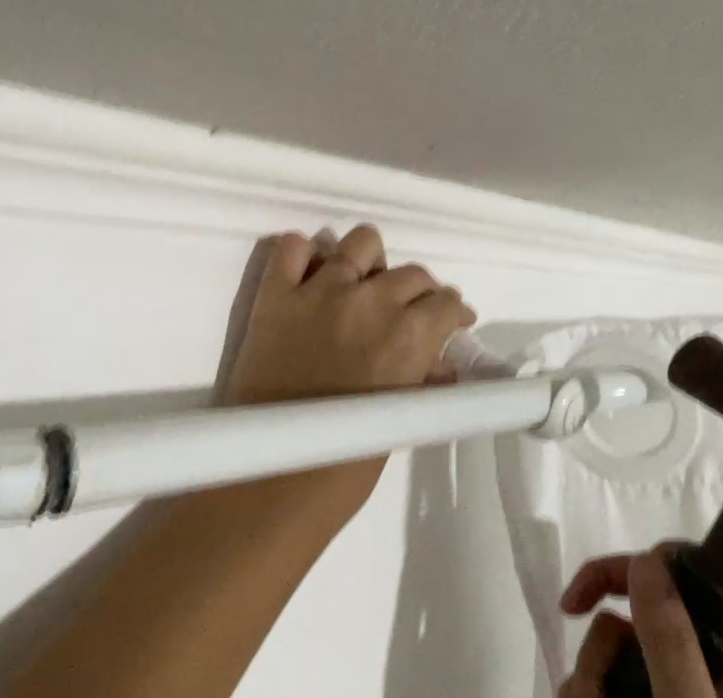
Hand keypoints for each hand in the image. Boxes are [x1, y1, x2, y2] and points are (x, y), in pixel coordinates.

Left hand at [224, 225, 476, 513]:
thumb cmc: (345, 467)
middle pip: (410, 272)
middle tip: (409, 312)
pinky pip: (291, 247)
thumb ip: (423, 382)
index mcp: (409, 335)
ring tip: (363, 283)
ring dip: (369, 261)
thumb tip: (441, 363)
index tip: (452, 321)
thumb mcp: (399, 421)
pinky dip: (303, 256)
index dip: (453, 312)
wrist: (269, 480)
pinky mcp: (274, 296)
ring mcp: (318, 292)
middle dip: (418, 292)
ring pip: (359, 242)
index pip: (446, 300)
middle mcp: (369, 300)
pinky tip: (309, 276)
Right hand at [559, 550, 722, 697]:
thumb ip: (672, 643)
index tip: (607, 585)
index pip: (707, 577)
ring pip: (621, 654)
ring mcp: (687, 693)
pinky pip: (615, 685)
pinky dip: (593, 692)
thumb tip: (645, 562)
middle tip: (587, 675)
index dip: (653, 567)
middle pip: (649, 616)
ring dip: (591, 676)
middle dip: (602, 643)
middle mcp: (720, 673)